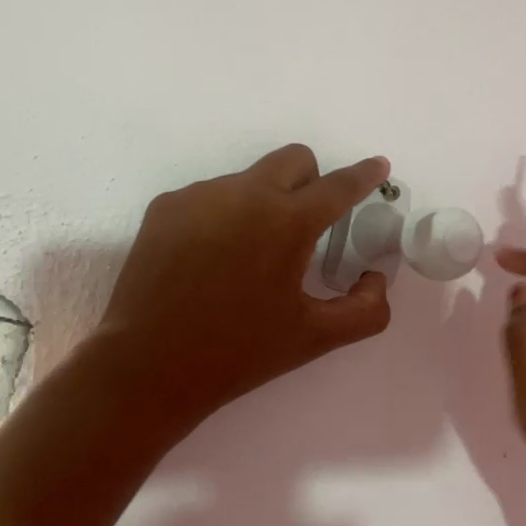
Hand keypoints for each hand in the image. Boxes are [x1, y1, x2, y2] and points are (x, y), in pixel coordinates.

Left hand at [95, 144, 394, 423]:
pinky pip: (208, 197)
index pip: (337, 186)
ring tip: (244, 259)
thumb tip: (374, 278)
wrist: (148, 365)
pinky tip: (207, 261)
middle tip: (306, 224)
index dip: (363, 175)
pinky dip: (221, 217)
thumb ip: (364, 309)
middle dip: (310, 181)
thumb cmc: (237, 353)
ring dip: (261, 204)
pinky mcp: (165, 207)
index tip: (377, 166)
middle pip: (293, 160)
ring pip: (247, 180)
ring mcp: (199, 196)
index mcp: (287, 222)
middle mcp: (244, 193)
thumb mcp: (313, 338)